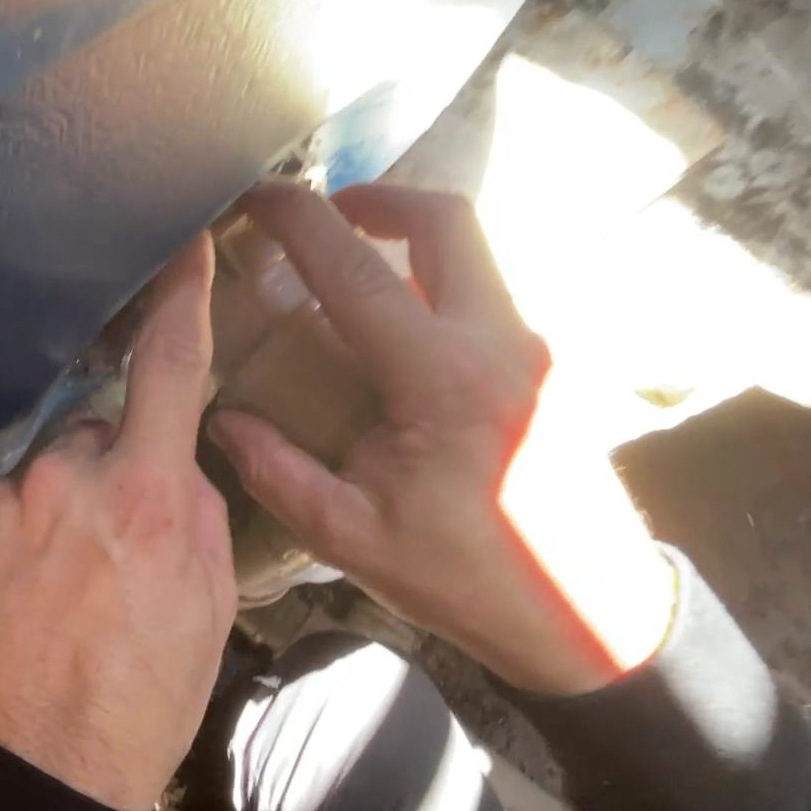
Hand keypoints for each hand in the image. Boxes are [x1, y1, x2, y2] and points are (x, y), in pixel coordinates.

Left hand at [0, 236, 236, 810]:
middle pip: (93, 430)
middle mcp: (60, 482)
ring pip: (39, 471)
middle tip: (111, 539)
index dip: (181, 299)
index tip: (184, 247)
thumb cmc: (145, 691)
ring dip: (53, 503)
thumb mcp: (208, 600)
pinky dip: (8, 530)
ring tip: (58, 577)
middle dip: (108, 466)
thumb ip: (189, 503)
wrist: (45, 769)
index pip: (168, 370)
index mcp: (142, 496)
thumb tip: (163, 454)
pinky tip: (15, 587)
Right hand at [208, 181, 673, 694]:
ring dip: (411, 234)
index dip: (301, 224)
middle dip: (378, 198)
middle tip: (323, 212)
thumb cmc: (465, 577)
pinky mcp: (550, 364)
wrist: (586, 612)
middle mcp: (502, 343)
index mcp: (443, 381)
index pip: (359, 275)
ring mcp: (537, 347)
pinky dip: (436, 275)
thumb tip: (224, 422)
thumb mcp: (349, 536)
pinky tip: (399, 320)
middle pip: (447, 222)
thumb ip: (276, 472)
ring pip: (477, 249)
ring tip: (353, 259)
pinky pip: (487, 288)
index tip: (258, 197)